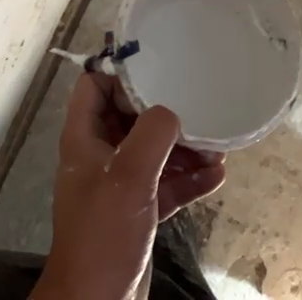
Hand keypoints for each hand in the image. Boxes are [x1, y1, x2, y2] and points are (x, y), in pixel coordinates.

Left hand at [33, 74, 226, 299]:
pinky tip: (216, 176)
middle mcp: (100, 155)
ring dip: (184, 148)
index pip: (94, 86)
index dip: (121, 74)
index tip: (158, 69)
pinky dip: (188, 179)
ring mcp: (119, 185)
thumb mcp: (128, 175)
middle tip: (199, 108)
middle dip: (166, 114)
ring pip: (153, 152)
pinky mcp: (137, 212)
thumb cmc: (104, 232)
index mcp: (84, 138)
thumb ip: (152, 135)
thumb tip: (172, 113)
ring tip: (217, 146)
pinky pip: (165, 185)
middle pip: (132, 117)